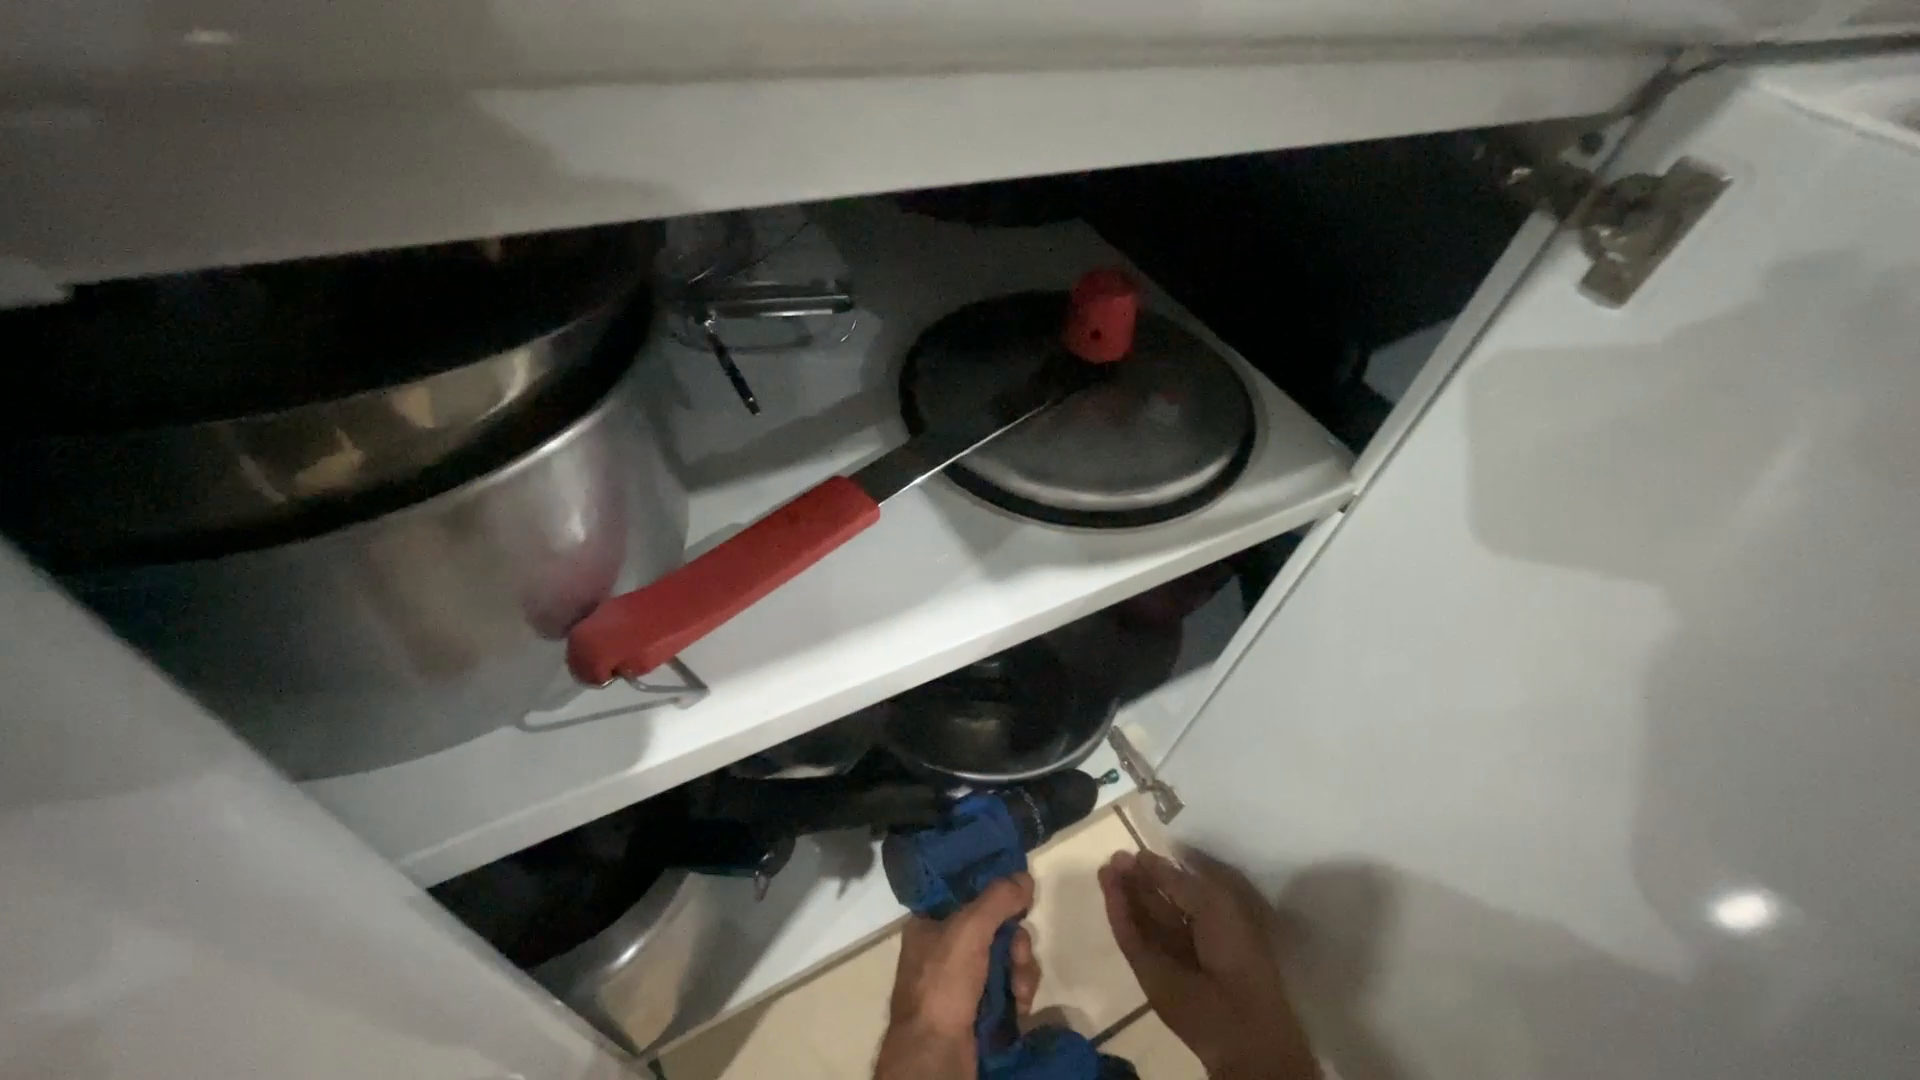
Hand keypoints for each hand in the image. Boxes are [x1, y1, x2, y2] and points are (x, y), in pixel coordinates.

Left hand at [873, 873, 1037, 1079]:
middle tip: (1016, 955)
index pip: (967, 894)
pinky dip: (1019, 993)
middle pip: (994, 927)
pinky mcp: (980, 1007)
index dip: (994, 894)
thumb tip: (1024, 876)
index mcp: (929, 923)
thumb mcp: (968, 929)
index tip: (1018, 896)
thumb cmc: (942, 984)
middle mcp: (944, 948)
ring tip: (1019, 990)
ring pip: (1006, 957)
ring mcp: (962, 980)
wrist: (936, 1056)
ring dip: (1021, 970)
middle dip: (1015, 942)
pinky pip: (1009, 986)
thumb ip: (997, 899)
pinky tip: (1020, 1006)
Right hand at [1100, 850, 1318, 1079]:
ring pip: (1138, 914)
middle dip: (1137, 877)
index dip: (1160, 870)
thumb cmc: (1234, 950)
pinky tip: (1108, 888)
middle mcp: (1186, 931)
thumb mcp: (1212, 902)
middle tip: (1117, 856)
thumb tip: (1147, 859)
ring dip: (1122, 890)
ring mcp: (1163, 950)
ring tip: (1106, 868)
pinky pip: (1128, 933)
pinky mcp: (1143, 966)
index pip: (1180, 888)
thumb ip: (1176, 881)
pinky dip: (1117, 911)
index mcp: (1212, 916)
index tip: (1140, 852)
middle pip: (1155, 899)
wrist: (1232, 1014)